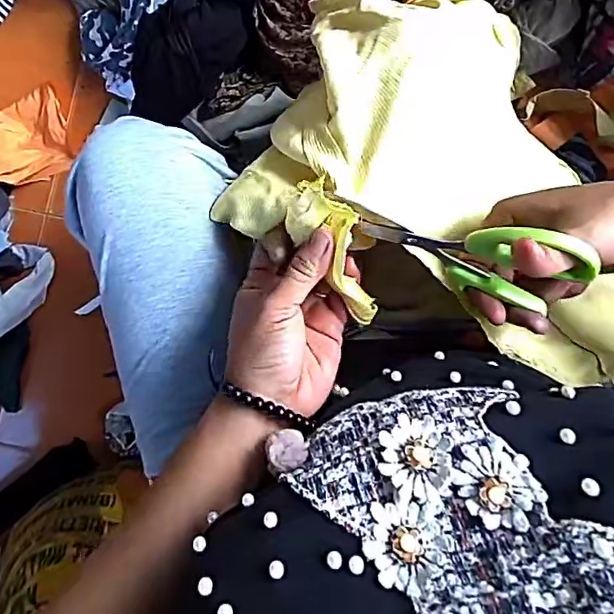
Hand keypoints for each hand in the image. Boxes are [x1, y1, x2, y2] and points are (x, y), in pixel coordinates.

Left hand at [224, 226, 353, 417]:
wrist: (275, 403)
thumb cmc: (258, 356)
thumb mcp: (275, 305)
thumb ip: (301, 270)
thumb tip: (321, 237)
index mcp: (262, 282)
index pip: (279, 245)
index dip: (296, 227)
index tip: (314, 210)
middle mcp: (286, 291)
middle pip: (309, 256)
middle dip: (324, 242)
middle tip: (341, 228)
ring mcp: (310, 307)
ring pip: (329, 275)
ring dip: (340, 264)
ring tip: (349, 258)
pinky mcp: (331, 324)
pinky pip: (346, 299)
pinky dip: (353, 289)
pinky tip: (355, 281)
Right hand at [467, 182, 613, 332]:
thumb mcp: (583, 238)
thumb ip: (550, 255)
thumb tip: (520, 254)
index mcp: (513, 215)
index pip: (478, 252)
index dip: (481, 282)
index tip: (498, 309)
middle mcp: (518, 231)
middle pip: (492, 272)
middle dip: (506, 300)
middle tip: (527, 320)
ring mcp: (537, 248)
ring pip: (515, 284)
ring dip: (528, 305)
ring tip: (545, 320)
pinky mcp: (555, 262)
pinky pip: (538, 287)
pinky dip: (550, 297)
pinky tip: (572, 290)